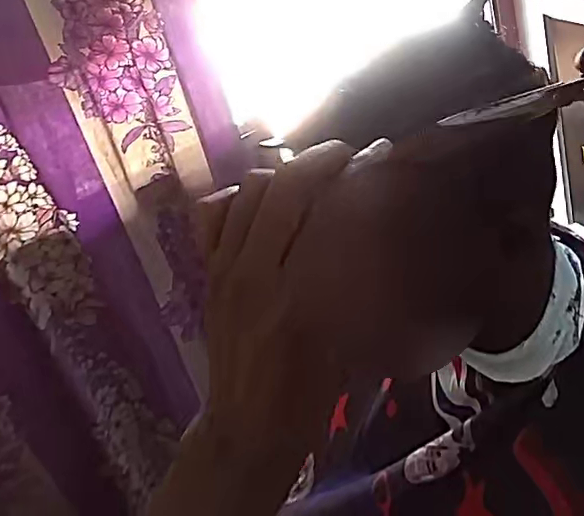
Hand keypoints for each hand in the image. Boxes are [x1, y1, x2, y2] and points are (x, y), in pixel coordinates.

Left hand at [161, 141, 355, 514]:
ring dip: (284, 172)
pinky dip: (238, 196)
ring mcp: (225, 269)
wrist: (247, 428)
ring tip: (307, 175)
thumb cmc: (309, 392)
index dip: (354, 176)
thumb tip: (369, 217)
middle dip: (321, 158)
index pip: (326, 212)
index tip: (377, 156)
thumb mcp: (347, 339)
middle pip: (286, 186)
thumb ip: (353, 276)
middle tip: (345, 157)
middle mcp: (256, 275)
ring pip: (251, 189)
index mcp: (299, 298)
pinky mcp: (207, 272)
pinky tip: (260, 202)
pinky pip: (214, 212)